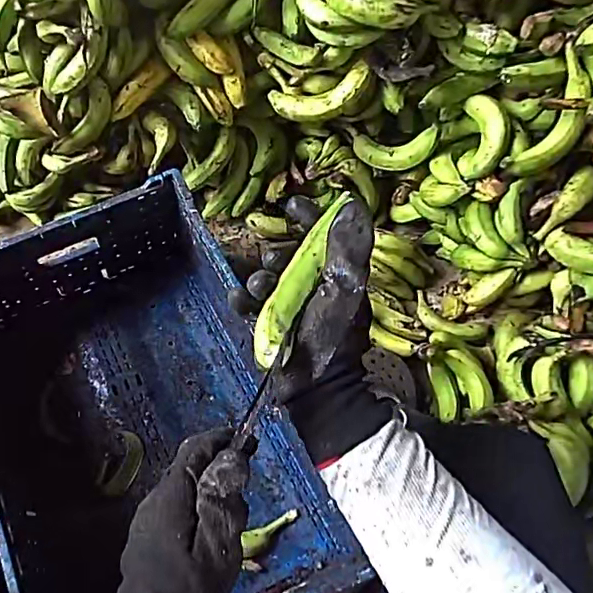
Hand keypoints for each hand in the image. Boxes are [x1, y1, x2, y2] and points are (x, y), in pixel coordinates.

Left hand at [88, 428, 249, 592]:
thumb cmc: (188, 590)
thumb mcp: (216, 544)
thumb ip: (223, 498)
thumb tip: (232, 456)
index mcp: (170, 496)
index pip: (195, 449)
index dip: (222, 439)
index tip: (248, 440)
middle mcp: (154, 500)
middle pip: (189, 467)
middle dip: (219, 467)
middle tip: (246, 485)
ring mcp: (147, 520)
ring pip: (184, 488)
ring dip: (210, 490)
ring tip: (234, 516)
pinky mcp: (148, 537)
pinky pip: (178, 507)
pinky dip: (199, 507)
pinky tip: (212, 533)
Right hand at [233, 198, 374, 403]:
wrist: (315, 387)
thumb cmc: (334, 338)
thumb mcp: (346, 287)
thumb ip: (348, 247)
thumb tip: (352, 205)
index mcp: (336, 273)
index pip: (320, 233)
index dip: (307, 216)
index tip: (290, 205)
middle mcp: (312, 285)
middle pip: (287, 253)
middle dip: (277, 252)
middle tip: (275, 261)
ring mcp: (289, 305)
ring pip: (264, 276)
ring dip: (258, 276)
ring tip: (260, 288)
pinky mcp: (269, 323)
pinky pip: (247, 303)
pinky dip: (241, 299)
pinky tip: (240, 300)